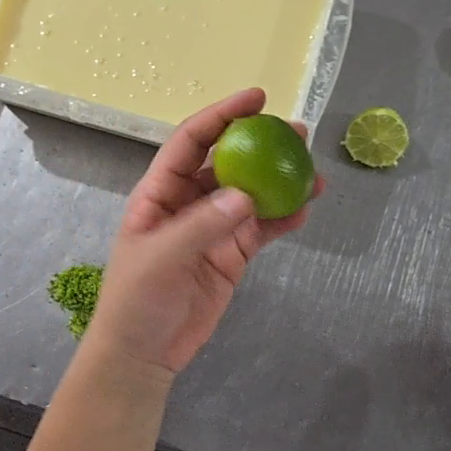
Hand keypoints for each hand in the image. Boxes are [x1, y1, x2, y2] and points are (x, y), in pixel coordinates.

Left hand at [89, 89, 319, 375]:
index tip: (256, 98)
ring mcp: (212, 230)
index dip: (221, 116)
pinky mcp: (232, 256)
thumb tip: (247, 195)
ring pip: (251, 195)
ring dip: (280, 182)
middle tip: (298, 133)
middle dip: (261, 144)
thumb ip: (202, 225)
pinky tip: (304, 209)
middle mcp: (187, 204)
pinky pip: (261, 230)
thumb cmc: (137, 300)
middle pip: (228, 162)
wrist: (144, 352)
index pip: (191, 142)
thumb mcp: (161, 257)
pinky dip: (282, 219)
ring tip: (313, 172)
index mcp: (159, 193)